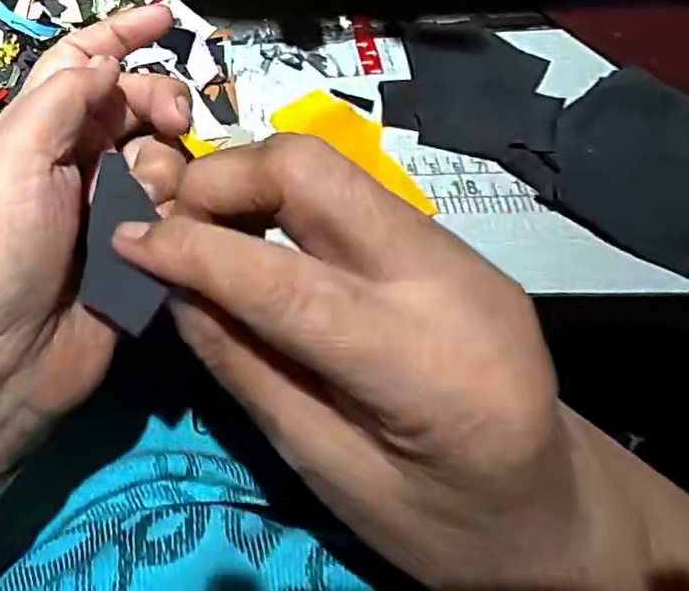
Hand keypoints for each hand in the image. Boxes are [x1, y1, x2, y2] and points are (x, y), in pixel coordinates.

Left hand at [0, 6, 191, 474]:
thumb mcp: (10, 162)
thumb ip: (60, 100)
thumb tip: (104, 60)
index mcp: (36, 128)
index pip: (82, 61)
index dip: (120, 33)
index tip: (165, 16)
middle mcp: (74, 156)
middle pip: (133, 101)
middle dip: (158, 99)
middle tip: (175, 119)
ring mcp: (107, 201)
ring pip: (160, 152)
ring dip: (161, 164)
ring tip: (144, 199)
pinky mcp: (136, 242)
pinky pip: (172, 205)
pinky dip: (174, 206)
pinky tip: (163, 226)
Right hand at [111, 134, 650, 588]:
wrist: (558, 508)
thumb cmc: (444, 524)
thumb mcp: (328, 471)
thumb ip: (244, 368)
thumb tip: (173, 285)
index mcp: (427, 368)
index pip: (289, 285)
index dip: (196, 252)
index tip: (129, 235)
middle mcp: (446, 277)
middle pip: (313, 171)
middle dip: (224, 178)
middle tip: (173, 218)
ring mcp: (450, 243)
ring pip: (325, 164)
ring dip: (247, 178)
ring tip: (206, 223)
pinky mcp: (441, 233)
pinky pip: (341, 188)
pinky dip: (280, 195)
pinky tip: (257, 231)